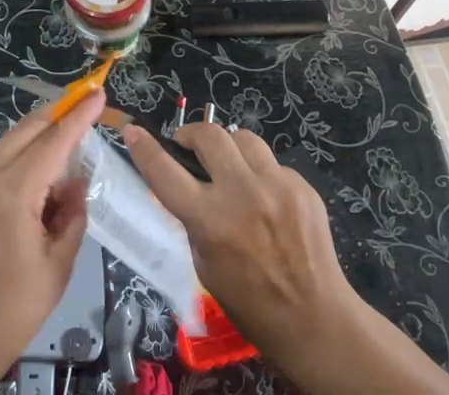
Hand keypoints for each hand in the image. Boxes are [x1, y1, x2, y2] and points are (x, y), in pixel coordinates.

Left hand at [0, 92, 106, 394]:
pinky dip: (15, 169)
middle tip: (83, 105)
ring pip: (6, 150)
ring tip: (63, 164)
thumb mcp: (57, 266)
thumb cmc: (12, 310)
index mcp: (10, 197)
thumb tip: (76, 181)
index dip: (77, 117)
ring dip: (36, 146)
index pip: (51, 143)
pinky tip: (32, 192)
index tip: (97, 92)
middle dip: (55, 117)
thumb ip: (72, 215)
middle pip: (24, 133)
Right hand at [124, 122, 448, 394]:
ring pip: (244, 138)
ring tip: (228, 166)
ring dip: (228, 147)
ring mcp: (277, 185)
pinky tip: (264, 198)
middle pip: (210, 135)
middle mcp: (243, 193)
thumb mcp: (204, 265)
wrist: (315, 318)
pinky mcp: (302, 186)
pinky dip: (260, 173)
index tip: (133, 131)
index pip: (165, 171)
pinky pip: (272, 163)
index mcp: (211, 220)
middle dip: (192, 134)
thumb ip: (194, 221)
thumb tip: (188, 189)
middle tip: (188, 147)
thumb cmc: (250, 303)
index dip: (144, 148)